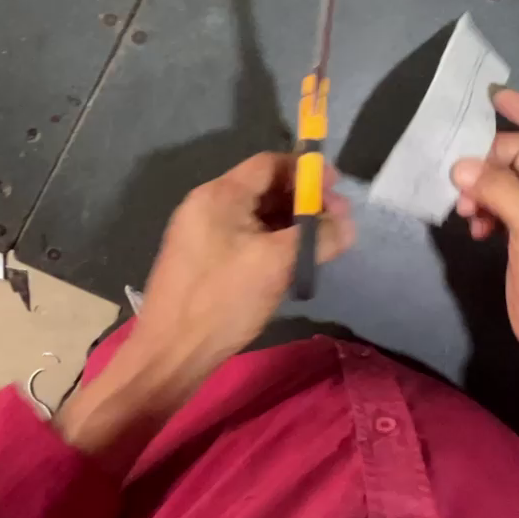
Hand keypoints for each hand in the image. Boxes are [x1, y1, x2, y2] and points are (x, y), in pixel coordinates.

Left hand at [138, 152, 356, 361]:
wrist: (170, 354)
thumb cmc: (223, 299)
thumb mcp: (279, 264)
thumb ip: (318, 237)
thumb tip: (348, 224)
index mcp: (220, 195)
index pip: (269, 163)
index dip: (306, 172)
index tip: (336, 190)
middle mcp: (207, 205)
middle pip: (265, 188)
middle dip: (303, 201)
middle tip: (335, 222)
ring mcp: (202, 233)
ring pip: (256, 215)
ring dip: (290, 224)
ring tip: (319, 245)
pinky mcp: (204, 259)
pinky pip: (245, 237)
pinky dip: (273, 241)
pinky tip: (292, 262)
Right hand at [452, 89, 518, 446]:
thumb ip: (499, 190)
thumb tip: (459, 166)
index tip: (493, 97)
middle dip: (491, 163)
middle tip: (465, 180)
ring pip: (505, 182)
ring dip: (482, 189)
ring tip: (466, 211)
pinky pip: (498, 207)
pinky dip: (483, 211)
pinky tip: (474, 227)